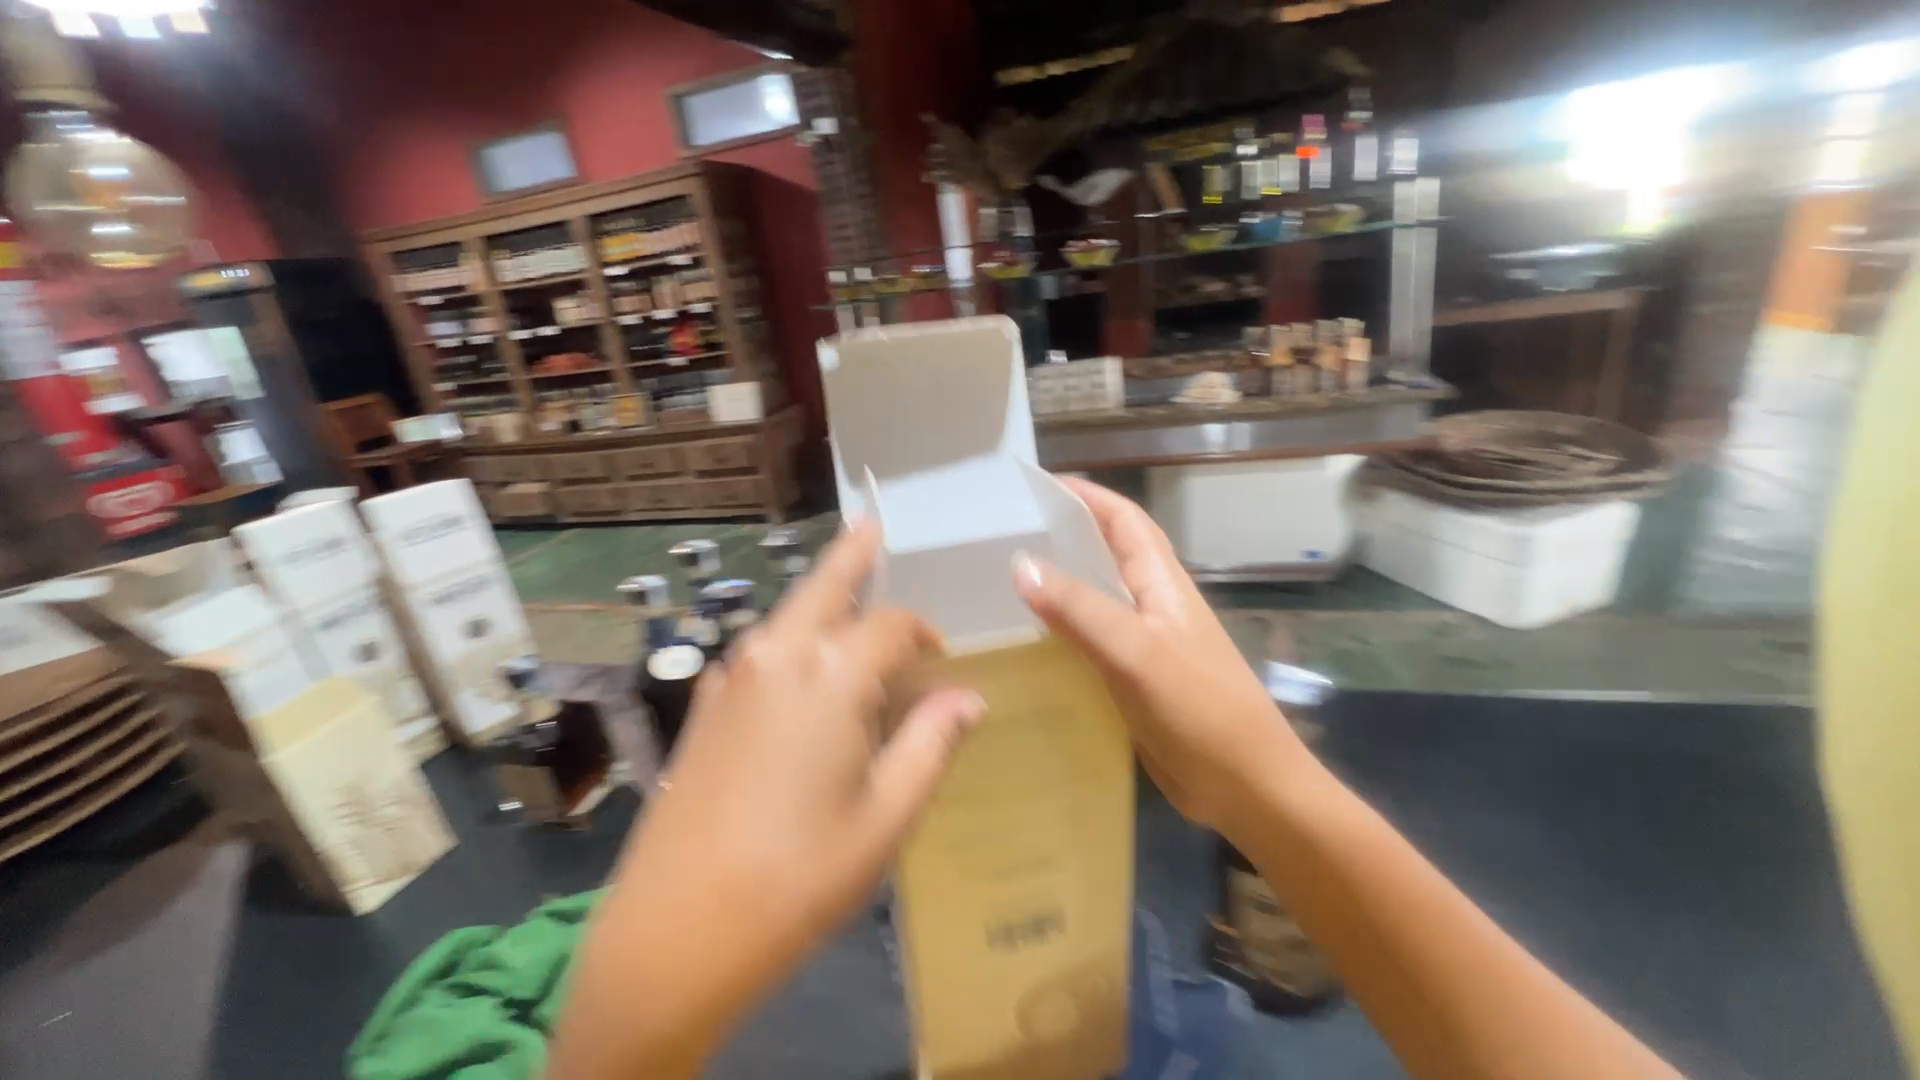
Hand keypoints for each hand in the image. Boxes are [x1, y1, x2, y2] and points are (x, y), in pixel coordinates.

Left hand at [630, 519, 985, 954]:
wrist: (674, 931)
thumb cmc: (799, 876)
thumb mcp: (887, 817)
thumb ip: (931, 743)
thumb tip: (967, 697)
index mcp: (830, 674)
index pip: (892, 625)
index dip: (926, 635)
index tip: (944, 662)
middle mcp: (775, 656)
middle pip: (823, 587)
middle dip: (852, 556)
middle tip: (871, 525)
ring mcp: (729, 679)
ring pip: (786, 619)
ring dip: (819, 603)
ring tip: (849, 600)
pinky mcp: (704, 709)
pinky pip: (759, 656)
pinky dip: (789, 645)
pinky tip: (802, 676)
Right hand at [1014, 477, 1306, 830]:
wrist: (1248, 787)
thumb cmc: (1201, 710)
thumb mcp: (1136, 653)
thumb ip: (1080, 609)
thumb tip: (1020, 564)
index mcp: (1162, 585)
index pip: (1124, 521)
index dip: (1087, 496)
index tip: (1036, 485)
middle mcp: (1153, 606)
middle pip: (1109, 555)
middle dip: (1066, 534)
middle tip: (1007, 533)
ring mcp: (1146, 647)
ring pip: (1097, 601)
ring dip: (1060, 585)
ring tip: (1004, 582)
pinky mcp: (1136, 683)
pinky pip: (1092, 645)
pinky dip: (1062, 635)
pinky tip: (1030, 646)